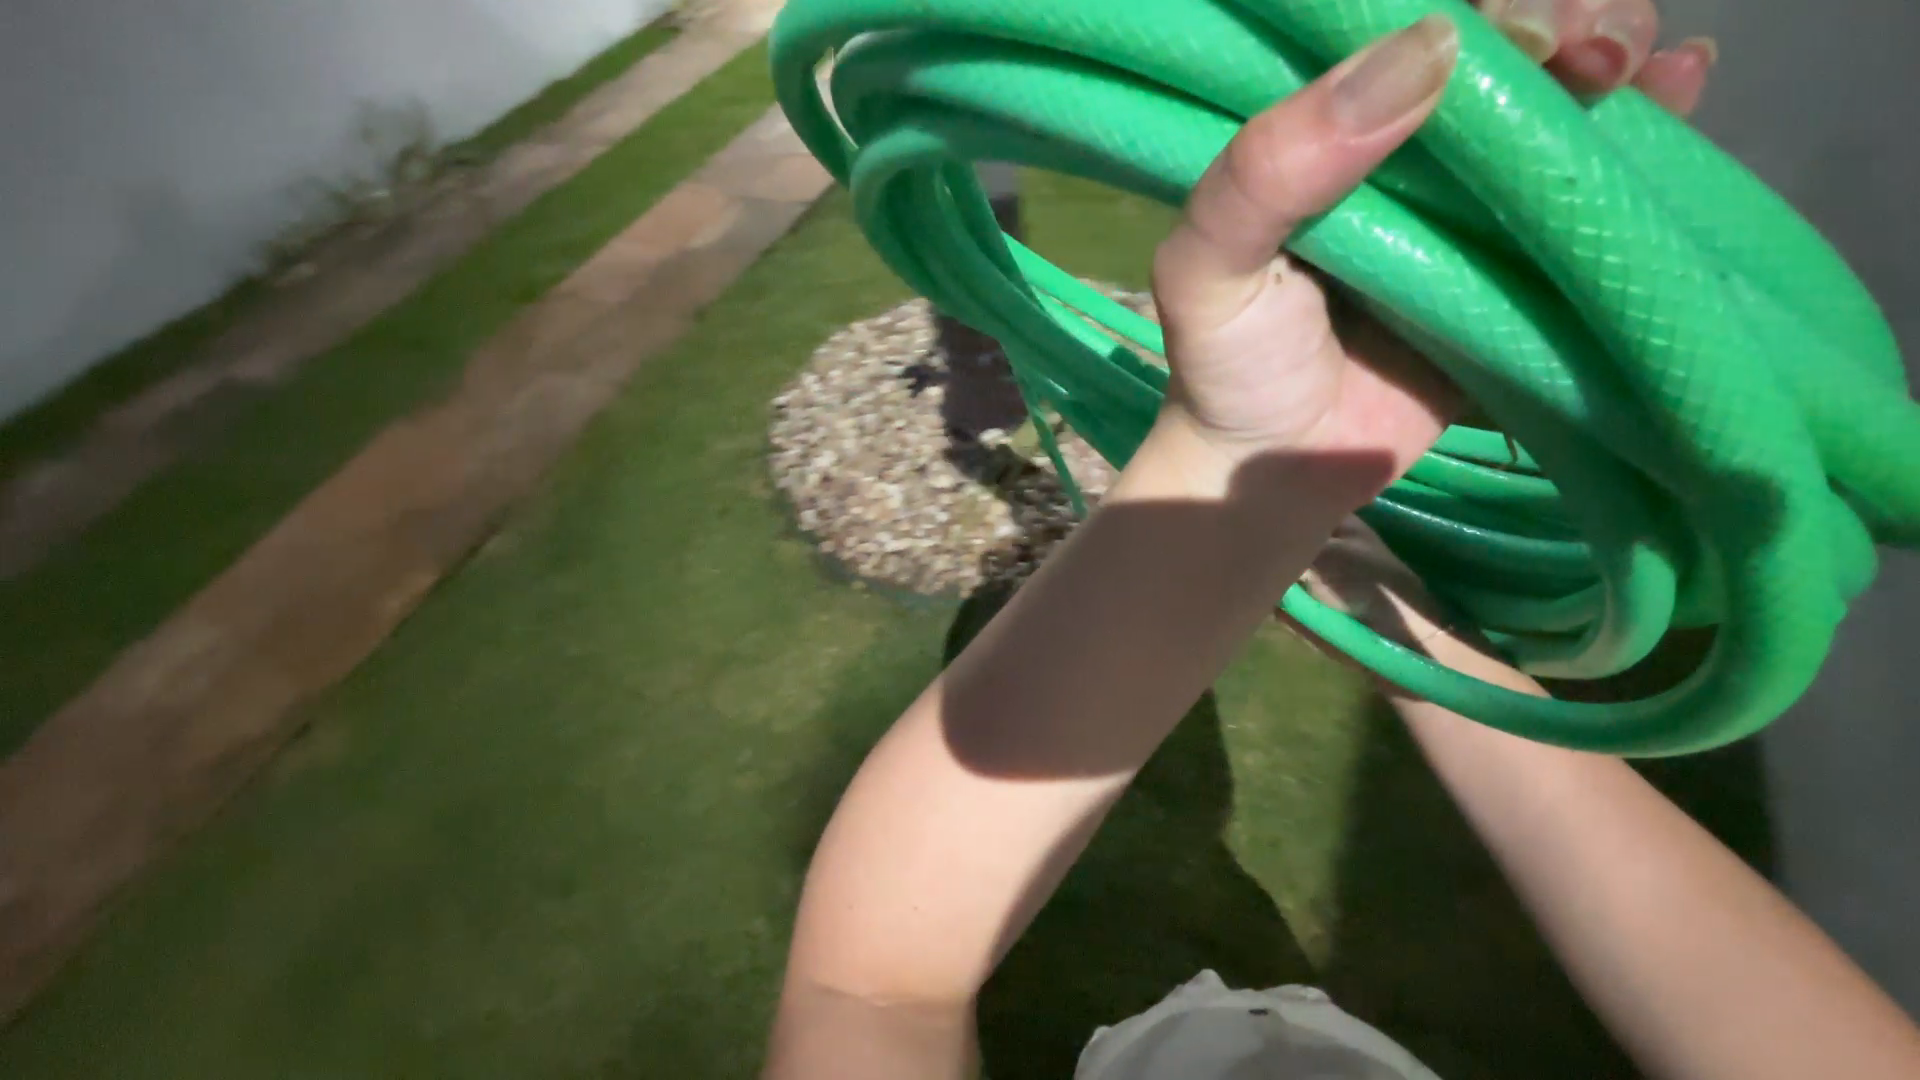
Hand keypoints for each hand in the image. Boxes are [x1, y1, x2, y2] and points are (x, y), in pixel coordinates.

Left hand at [1150, 0, 1714, 486]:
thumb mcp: (1208, 272)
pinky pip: (1581, 204)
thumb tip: (1421, 50)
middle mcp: (1392, 167)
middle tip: (1591, 50)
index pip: (1397, 41)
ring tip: (1642, 65)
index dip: (1467, 13)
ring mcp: (1459, 221)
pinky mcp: (1509, 278)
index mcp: (1316, 146)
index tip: (1513, 23)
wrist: (1272, 471)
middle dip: (1557, 31)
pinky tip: (1684, 87)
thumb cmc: (1227, 368)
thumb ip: (1266, 172)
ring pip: (1547, 118)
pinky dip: (1640, 146)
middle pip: (1491, 67)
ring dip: (1610, 68)